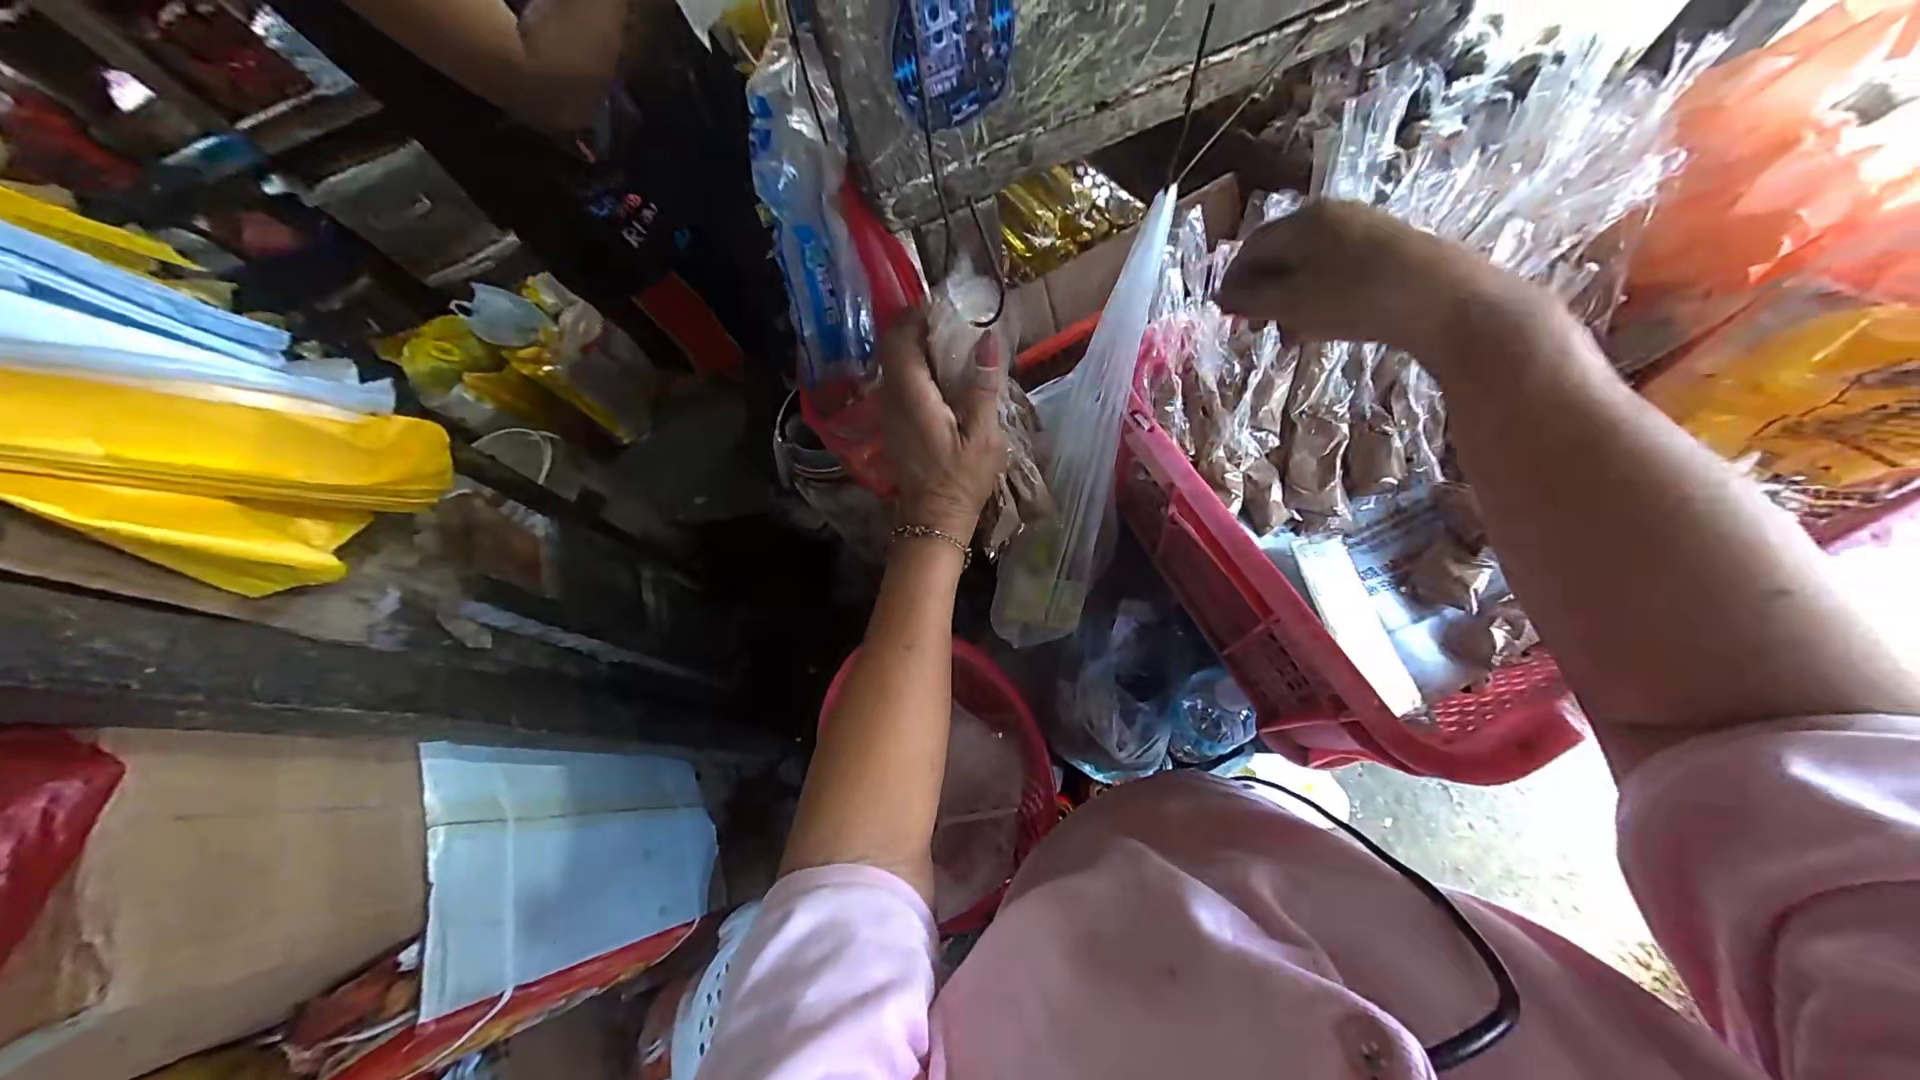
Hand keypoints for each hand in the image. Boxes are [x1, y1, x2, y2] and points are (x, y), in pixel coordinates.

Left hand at [877, 311, 1009, 539]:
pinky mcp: (893, 423)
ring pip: (893, 363)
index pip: (900, 338)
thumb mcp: (982, 437)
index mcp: (911, 396)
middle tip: (953, 324)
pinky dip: (917, 369)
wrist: (932, 520)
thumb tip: (987, 340)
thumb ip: (982, 387)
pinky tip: (944, 377)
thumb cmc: (960, 481)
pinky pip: (898, 382)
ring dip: (917, 348)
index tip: (946, 308)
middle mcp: (891, 398)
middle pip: (892, 346)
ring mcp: (888, 412)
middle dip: (918, 327)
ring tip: (952, 345)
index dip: (918, 315)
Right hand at [1216, 199, 1549, 368]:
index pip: (1250, 248)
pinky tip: (1324, 323)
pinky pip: (1335, 270)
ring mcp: (1361, 228)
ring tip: (1291, 333)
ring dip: (1290, 300)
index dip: (1233, 283)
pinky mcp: (1386, 247)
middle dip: (1263, 293)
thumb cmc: (1352, 298)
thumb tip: (1222, 296)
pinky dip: (1319, 296)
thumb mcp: (1290, 303)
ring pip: (1307, 265)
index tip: (1228, 315)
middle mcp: (1329, 215)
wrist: (1442, 298)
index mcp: (1301, 221)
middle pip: (1279, 255)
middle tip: (1258, 327)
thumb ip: (1249, 299)